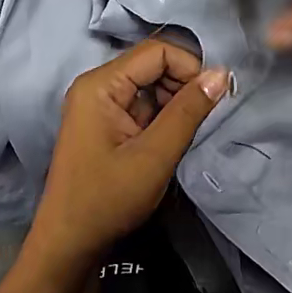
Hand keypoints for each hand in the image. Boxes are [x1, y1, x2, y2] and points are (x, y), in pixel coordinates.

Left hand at [30, 39, 229, 263]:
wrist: (70, 241)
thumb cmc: (107, 199)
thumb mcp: (155, 156)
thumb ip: (188, 112)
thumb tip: (221, 73)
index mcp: (99, 84)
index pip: (156, 51)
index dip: (189, 68)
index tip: (213, 98)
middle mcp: (96, 85)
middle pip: (152, 64)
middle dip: (183, 85)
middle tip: (201, 120)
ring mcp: (98, 104)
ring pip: (149, 85)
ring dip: (174, 103)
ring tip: (185, 134)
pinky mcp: (105, 122)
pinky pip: (141, 104)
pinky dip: (162, 117)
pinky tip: (169, 141)